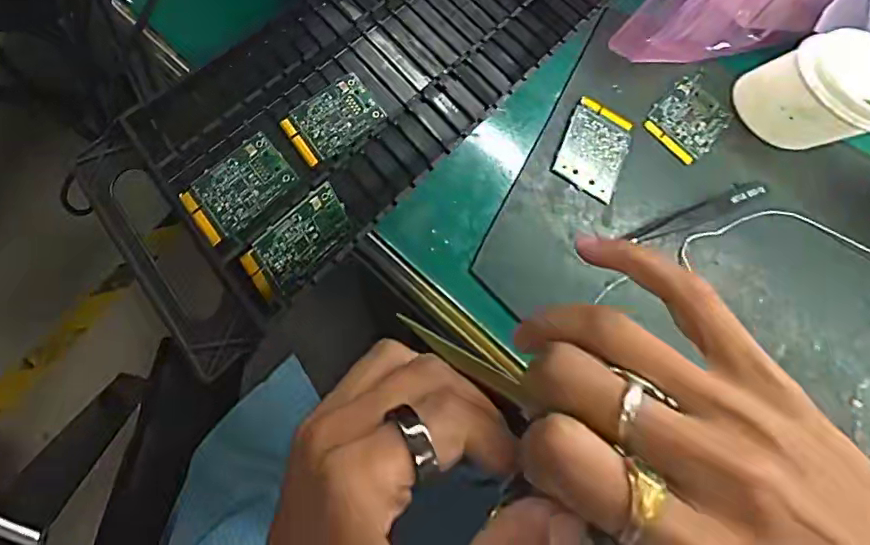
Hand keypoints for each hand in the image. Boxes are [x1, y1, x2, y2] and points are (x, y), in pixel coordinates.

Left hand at [268, 339, 575, 544]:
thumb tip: (557, 511)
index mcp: (355, 472)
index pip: (445, 410)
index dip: (495, 435)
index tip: (521, 472)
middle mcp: (331, 429)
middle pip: (422, 372)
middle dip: (474, 404)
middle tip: (501, 452)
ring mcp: (315, 420)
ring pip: (392, 358)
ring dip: (439, 385)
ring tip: (468, 432)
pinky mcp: (311, 425)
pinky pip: (367, 372)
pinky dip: (406, 383)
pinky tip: (425, 426)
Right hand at [513, 236, 869, 544]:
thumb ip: (614, 539)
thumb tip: (549, 486)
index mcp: (695, 537)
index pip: (570, 458)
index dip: (533, 447)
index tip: (536, 453)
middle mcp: (710, 461)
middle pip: (580, 382)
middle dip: (536, 382)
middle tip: (533, 395)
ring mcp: (738, 403)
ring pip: (615, 334)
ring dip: (556, 326)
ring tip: (533, 335)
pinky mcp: (764, 370)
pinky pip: (689, 297)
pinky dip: (634, 260)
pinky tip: (589, 248)